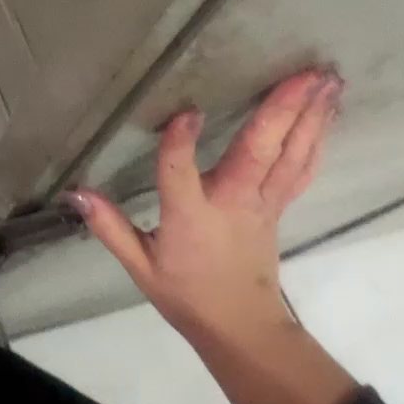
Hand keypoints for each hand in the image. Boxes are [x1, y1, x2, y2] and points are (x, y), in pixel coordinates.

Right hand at [70, 69, 355, 403]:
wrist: (243, 330)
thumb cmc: (187, 294)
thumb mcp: (140, 267)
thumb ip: (110, 227)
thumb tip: (76, 194)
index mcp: (191, 216)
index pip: (180, 174)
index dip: (181, 143)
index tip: (186, 110)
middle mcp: (234, 202)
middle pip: (261, 152)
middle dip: (284, 111)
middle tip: (307, 73)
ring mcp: (264, 203)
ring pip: (292, 155)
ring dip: (311, 116)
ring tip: (327, 81)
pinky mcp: (279, 205)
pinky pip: (301, 167)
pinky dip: (315, 138)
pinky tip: (326, 114)